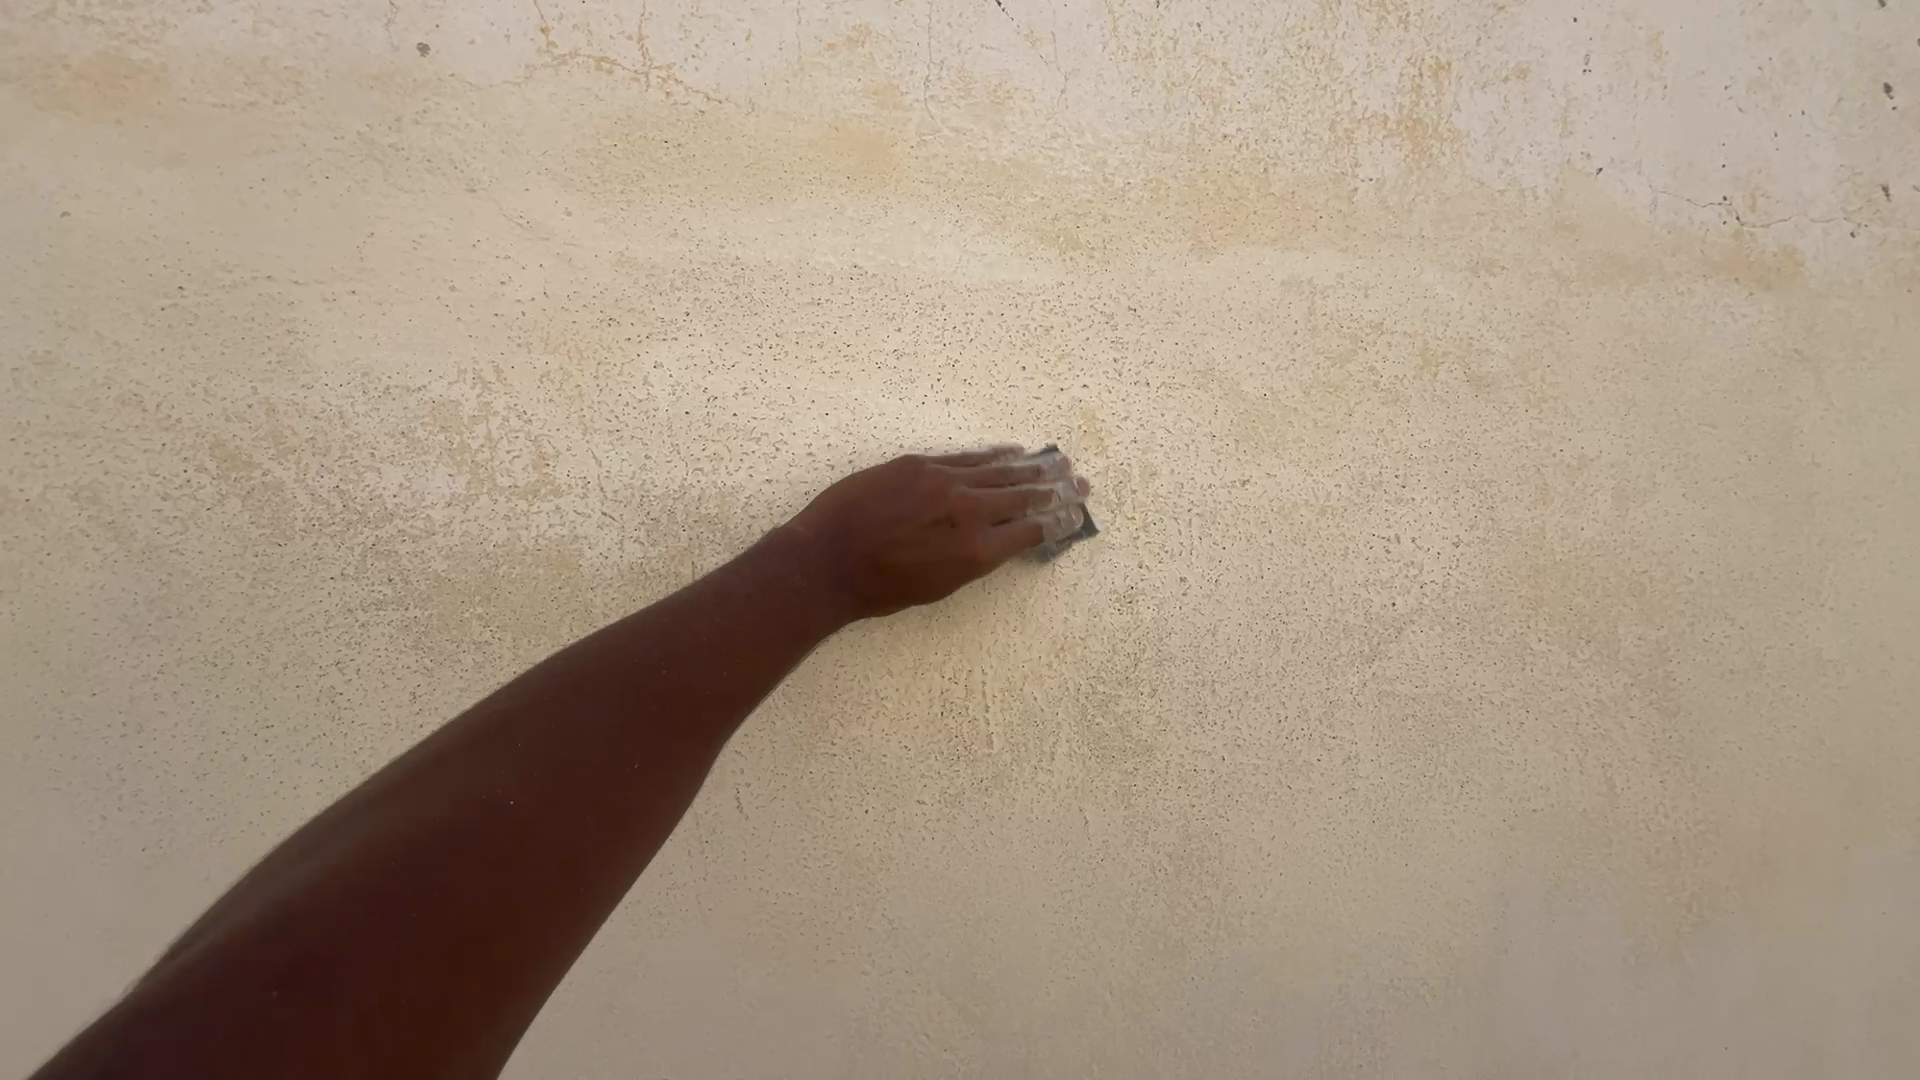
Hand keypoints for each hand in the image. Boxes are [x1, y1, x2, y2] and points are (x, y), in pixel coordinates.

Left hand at [784, 446, 1091, 621]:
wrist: (826, 562)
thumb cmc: (879, 588)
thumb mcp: (937, 588)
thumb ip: (973, 561)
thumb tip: (996, 542)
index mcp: (977, 553)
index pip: (1031, 531)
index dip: (1057, 522)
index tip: (1075, 513)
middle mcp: (971, 513)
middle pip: (1025, 496)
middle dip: (1057, 490)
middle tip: (1081, 482)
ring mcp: (946, 483)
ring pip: (1000, 471)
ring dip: (1033, 467)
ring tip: (1058, 462)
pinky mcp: (920, 464)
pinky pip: (968, 456)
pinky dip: (994, 454)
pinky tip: (1012, 451)